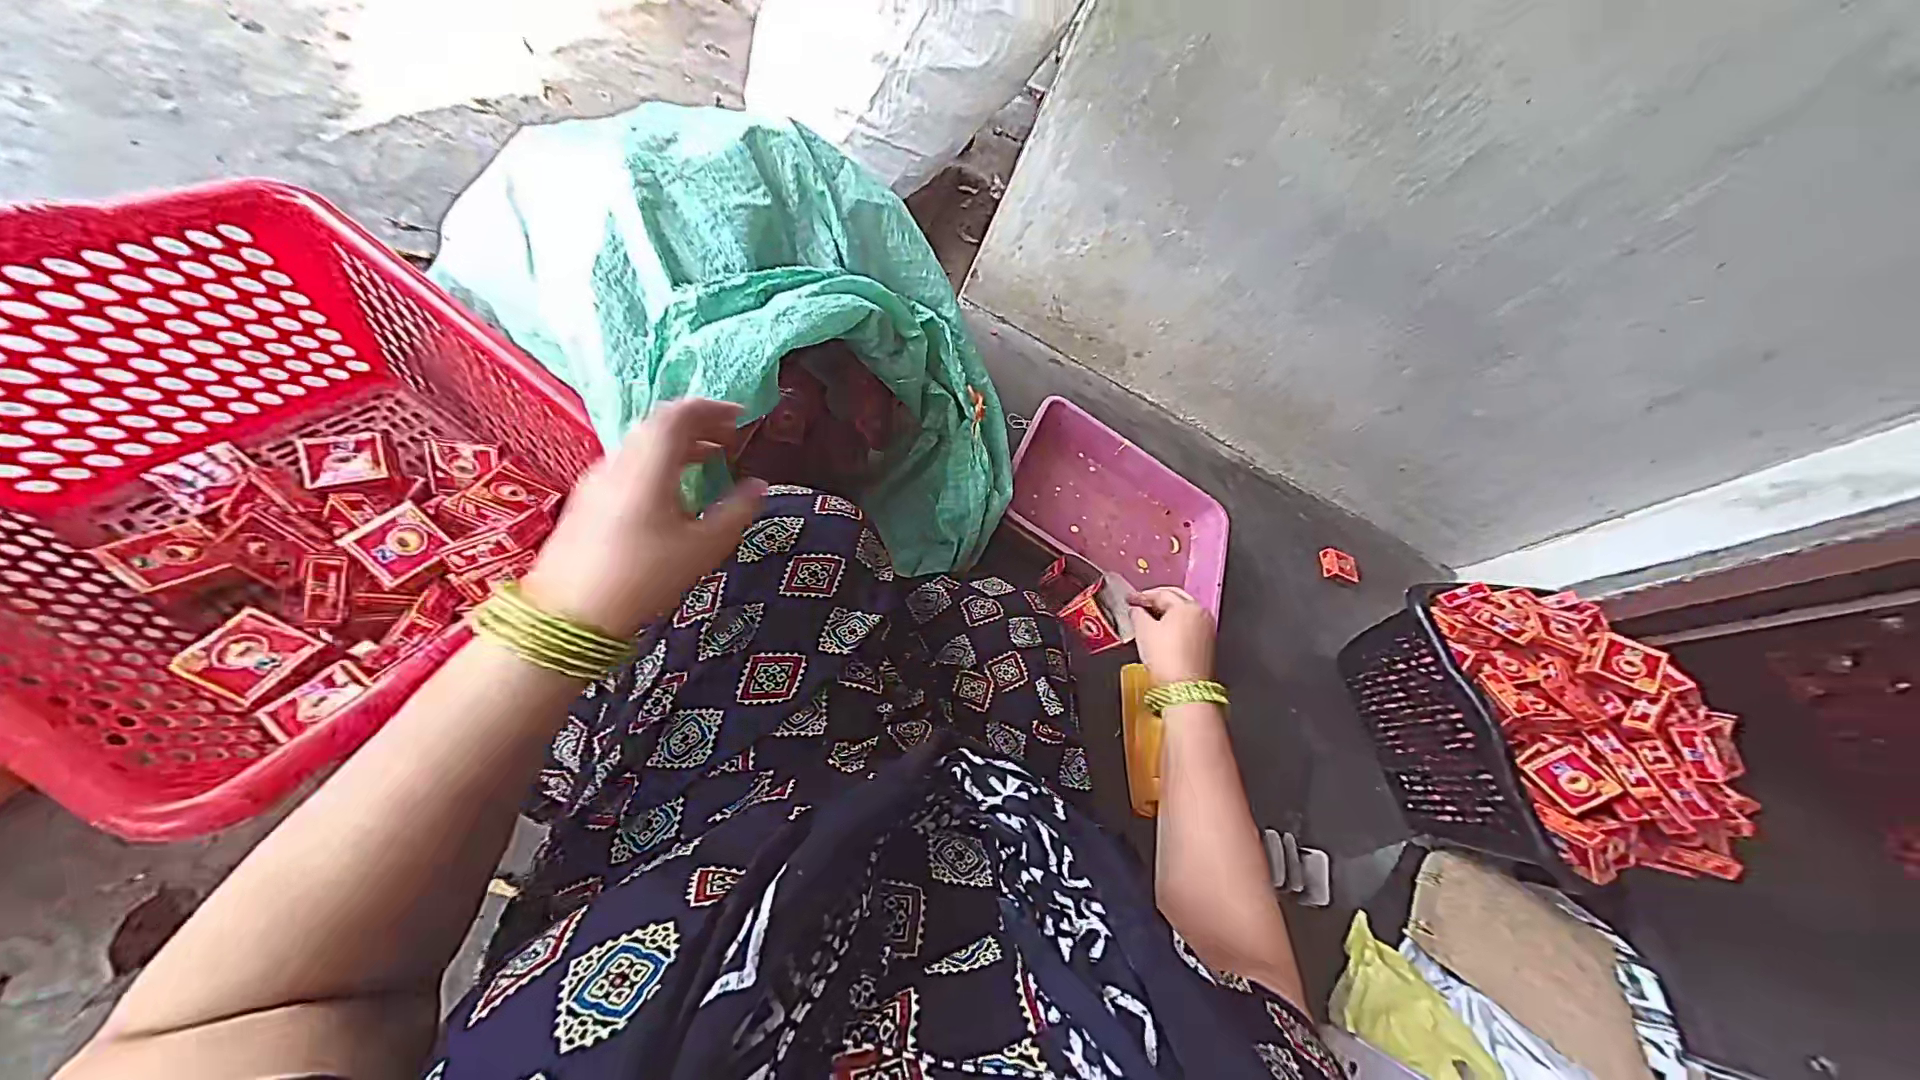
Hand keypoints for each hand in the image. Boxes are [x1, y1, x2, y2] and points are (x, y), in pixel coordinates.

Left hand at [521, 399, 766, 637]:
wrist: (570, 614)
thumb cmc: (645, 576)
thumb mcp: (704, 546)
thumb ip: (736, 510)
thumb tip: (759, 486)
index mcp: (648, 465)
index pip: (679, 414)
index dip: (713, 410)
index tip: (742, 418)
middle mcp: (619, 462)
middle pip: (659, 425)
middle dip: (700, 426)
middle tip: (731, 439)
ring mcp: (599, 479)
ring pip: (643, 445)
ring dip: (681, 445)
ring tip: (711, 462)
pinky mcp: (589, 499)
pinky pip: (631, 465)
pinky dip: (661, 463)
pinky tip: (676, 491)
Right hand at [1127, 586, 1216, 683]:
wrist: (1183, 688)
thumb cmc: (1167, 660)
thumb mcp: (1143, 630)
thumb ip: (1137, 614)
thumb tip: (1136, 610)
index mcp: (1187, 606)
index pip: (1162, 593)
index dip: (1142, 596)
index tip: (1131, 599)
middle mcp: (1201, 615)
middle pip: (1176, 600)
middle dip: (1156, 601)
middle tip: (1140, 605)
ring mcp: (1207, 630)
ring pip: (1183, 615)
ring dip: (1166, 614)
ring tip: (1148, 620)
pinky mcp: (1207, 645)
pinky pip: (1188, 628)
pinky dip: (1174, 627)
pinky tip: (1162, 635)